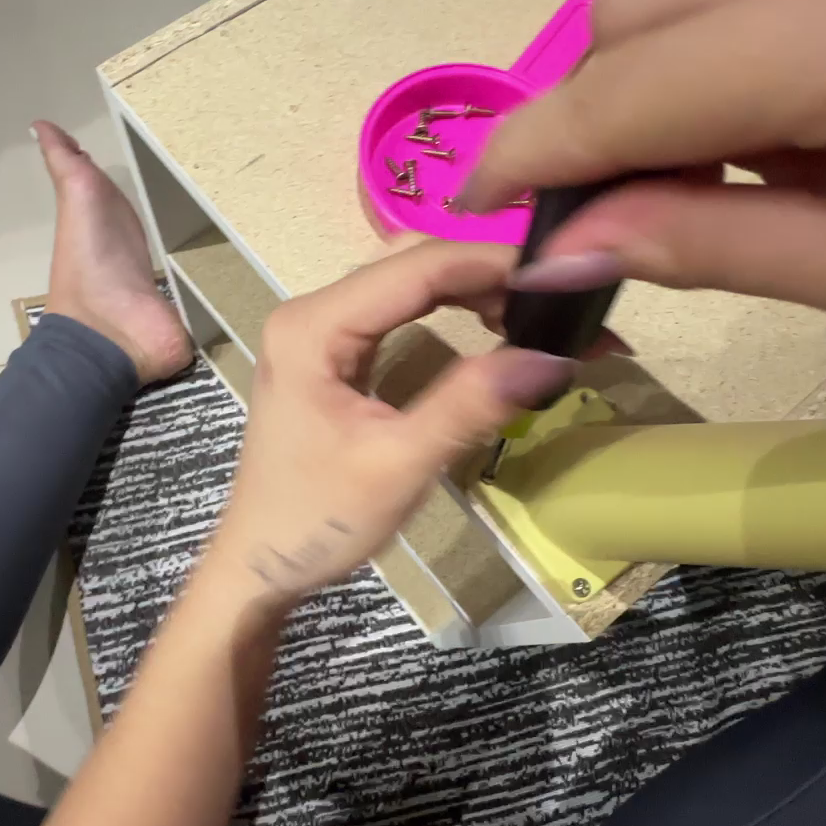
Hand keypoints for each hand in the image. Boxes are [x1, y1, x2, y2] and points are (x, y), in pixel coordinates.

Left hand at [196, 241, 574, 609]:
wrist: (261, 561)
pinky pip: (395, 313)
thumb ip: (470, 405)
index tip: (563, 280)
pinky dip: (446, 311)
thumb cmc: (318, 519)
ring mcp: (317, 331)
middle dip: (487, 276)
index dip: (492, 265)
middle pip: (410, 264)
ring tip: (534, 315)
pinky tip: (487, 324)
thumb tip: (555, 357)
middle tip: (557, 303)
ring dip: (470, 291)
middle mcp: (310, 312)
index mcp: (313, 326)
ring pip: (405, 284)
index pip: (415, 267)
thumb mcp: (399, 465)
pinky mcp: (330, 354)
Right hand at [464, 0, 825, 418]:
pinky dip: (749, 31)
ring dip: (668, 65)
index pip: (637, 83)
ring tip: (725, 168)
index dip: (534, 150)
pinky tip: (803, 112)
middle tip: (602, 207)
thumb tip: (560, 249)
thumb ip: (708, 244)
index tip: (475, 205)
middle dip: (593, 102)